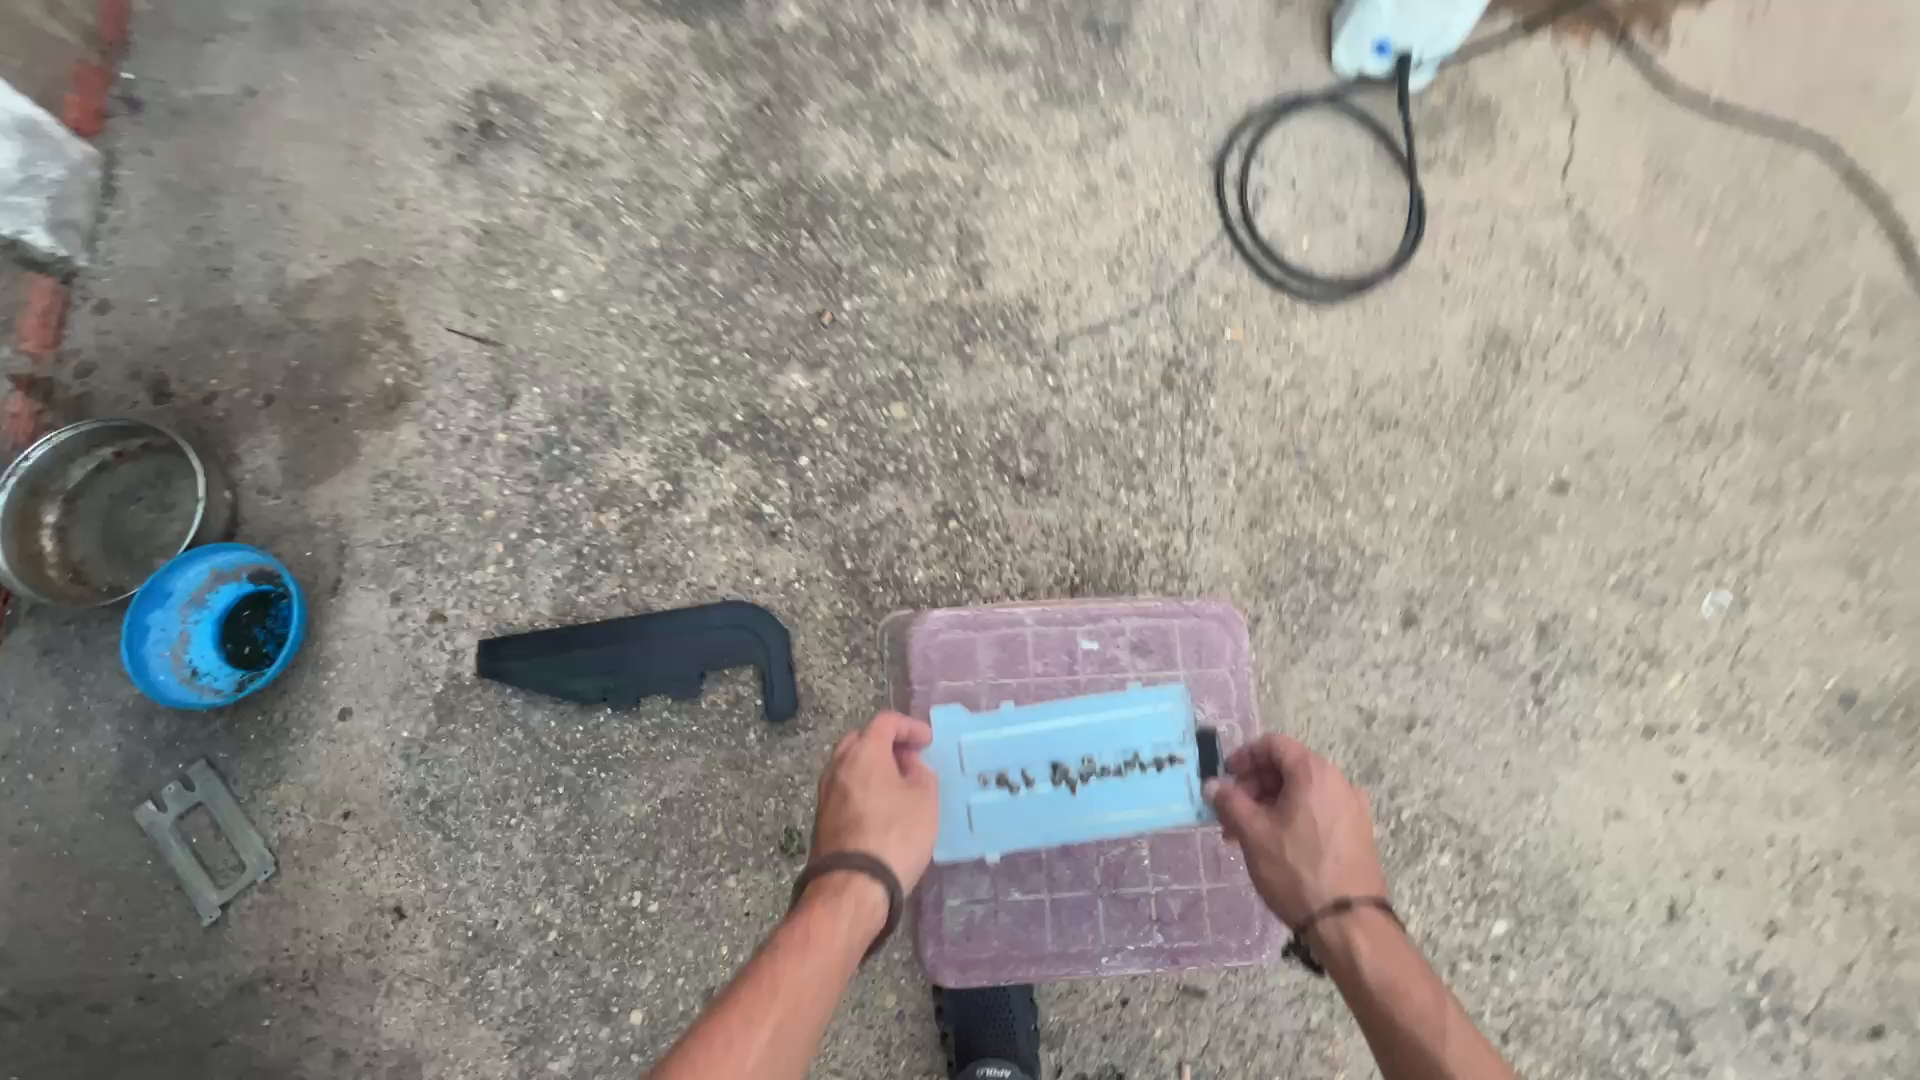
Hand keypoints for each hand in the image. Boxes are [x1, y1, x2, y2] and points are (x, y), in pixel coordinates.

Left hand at [810, 710, 939, 892]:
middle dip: (887, 743)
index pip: (886, 722)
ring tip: (897, 784)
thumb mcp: (925, 800)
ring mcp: (826, 793)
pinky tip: (881, 807)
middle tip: (909, 759)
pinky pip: (845, 789)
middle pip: (861, 740)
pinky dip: (863, 787)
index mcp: (864, 752)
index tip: (927, 741)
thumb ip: (921, 773)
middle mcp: (838, 765)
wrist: (851, 887)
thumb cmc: (895, 835)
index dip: (910, 726)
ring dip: (873, 767)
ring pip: (849, 765)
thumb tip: (908, 766)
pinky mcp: (822, 818)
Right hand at [1204, 734, 1386, 927]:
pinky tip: (1273, 844)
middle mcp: (1338, 782)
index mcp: (1314, 773)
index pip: (1274, 744)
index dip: (1244, 756)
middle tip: (1231, 812)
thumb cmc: (1296, 870)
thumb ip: (1229, 801)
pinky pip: (1316, 810)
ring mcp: (1352, 809)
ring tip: (1245, 834)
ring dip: (1269, 804)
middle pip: (1287, 768)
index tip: (1225, 778)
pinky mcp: (1357, 833)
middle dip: (1253, 786)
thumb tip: (1212, 785)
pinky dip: (1291, 817)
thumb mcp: (1252, 832)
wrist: (1349, 925)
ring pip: (1301, 792)